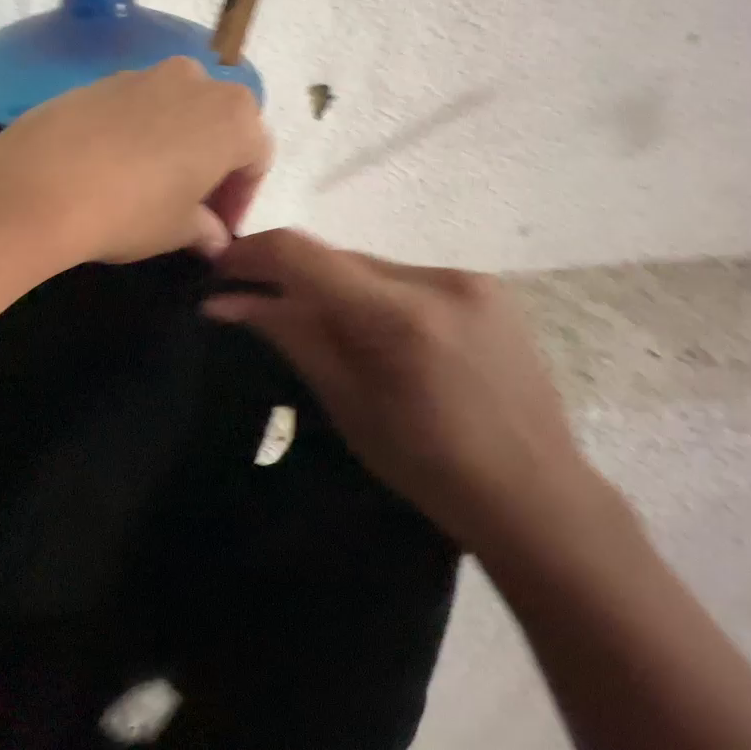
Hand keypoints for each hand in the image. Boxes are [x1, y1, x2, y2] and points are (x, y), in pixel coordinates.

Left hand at [0, 57, 269, 268]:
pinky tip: (103, 168)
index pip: (254, 157)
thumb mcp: (175, 231)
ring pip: (169, 110)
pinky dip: (126, 134)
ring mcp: (138, 75)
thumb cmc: (126, 212)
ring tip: (142, 186)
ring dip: (167, 143)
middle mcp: (192, 81)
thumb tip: (212, 236)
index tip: (217, 229)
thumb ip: (203, 229)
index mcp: (233, 115)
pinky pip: (125, 109)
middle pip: (214, 123)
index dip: (239, 197)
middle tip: (186, 205)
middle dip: (208, 162)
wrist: (35, 186)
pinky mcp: (92, 82)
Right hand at [203, 230, 597, 549]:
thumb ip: (287, 334)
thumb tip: (222, 301)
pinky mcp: (488, 290)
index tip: (215, 272)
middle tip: (252, 305)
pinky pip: (402, 277)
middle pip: (333, 258)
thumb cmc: (427, 464)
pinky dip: (369, 295)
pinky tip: (369, 332)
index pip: (301, 254)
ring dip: (329, 287)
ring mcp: (472, 282)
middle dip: (287, 276)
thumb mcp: (343, 400)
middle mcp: (439, 282)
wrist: (535, 495)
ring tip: (315, 328)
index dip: (248, 254)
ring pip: (366, 266)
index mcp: (400, 317)